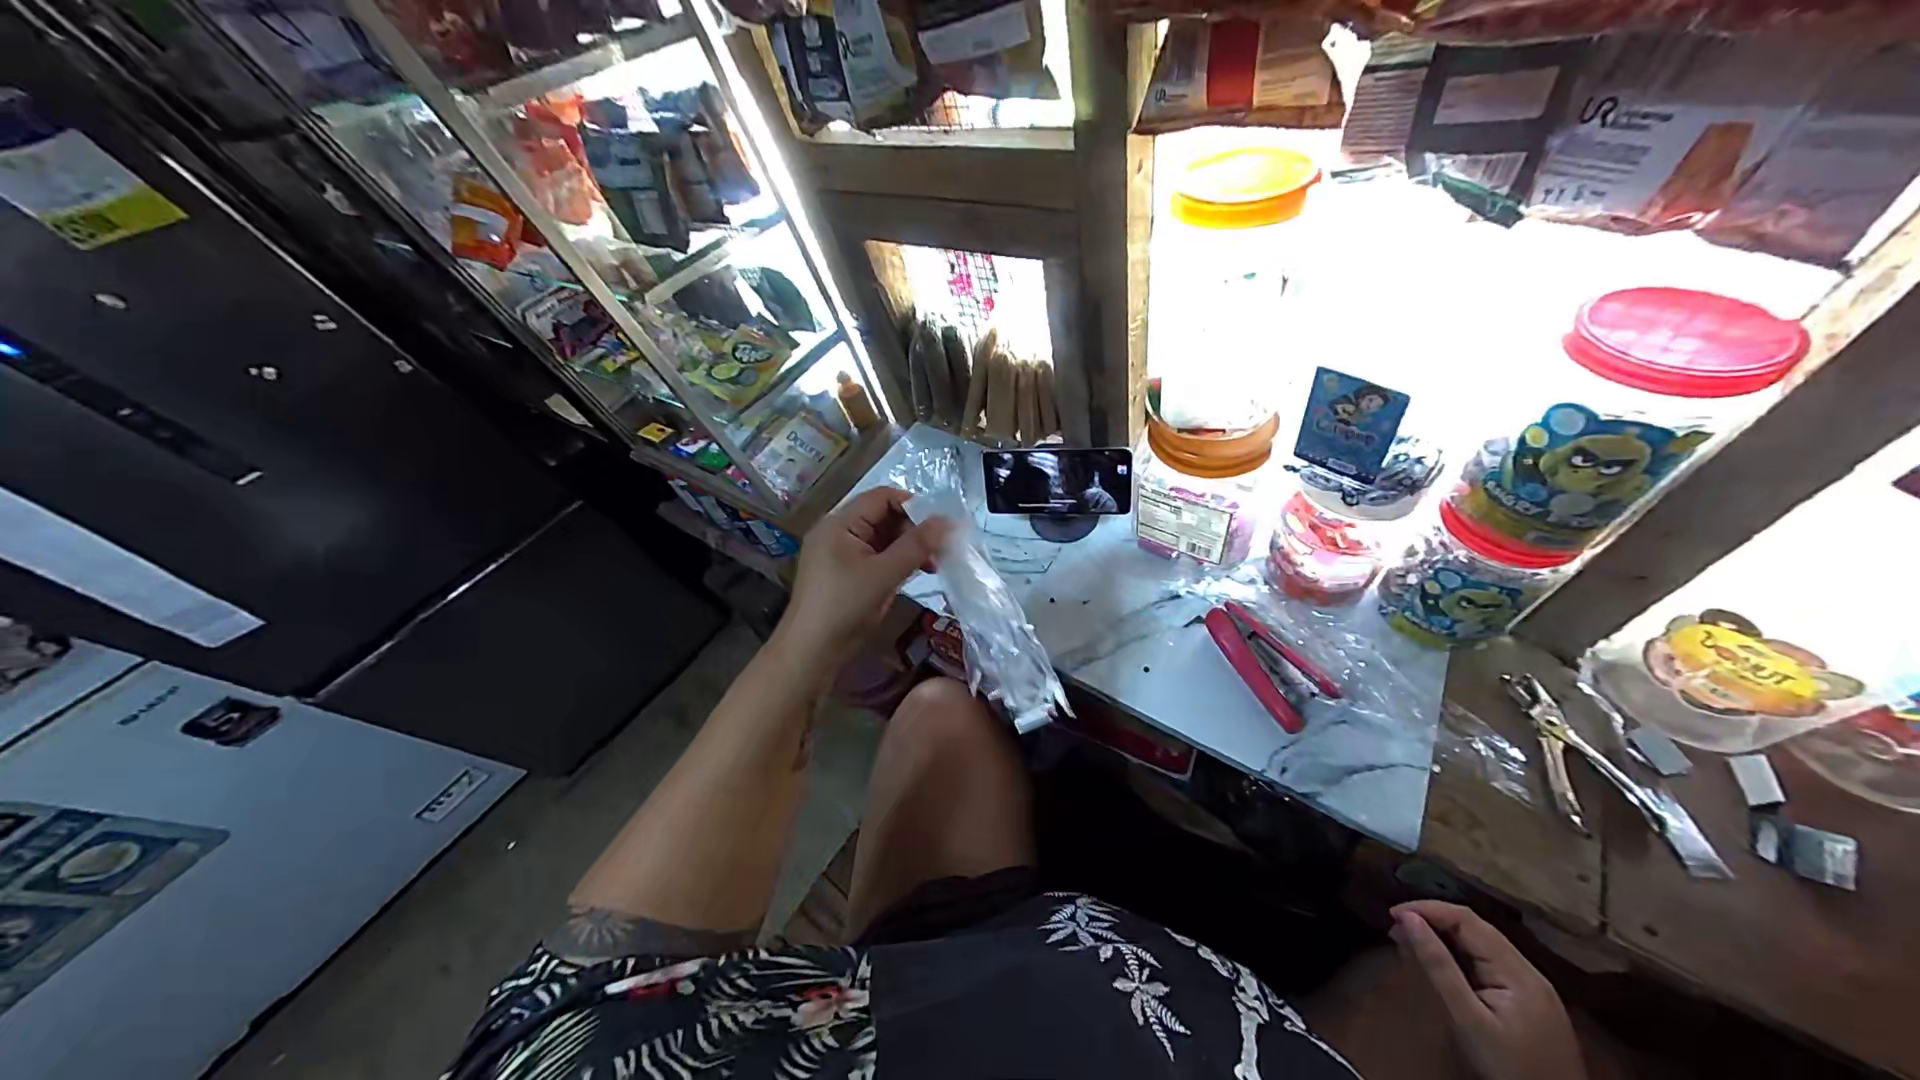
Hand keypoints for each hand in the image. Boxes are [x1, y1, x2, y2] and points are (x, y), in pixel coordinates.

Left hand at [775, 487, 949, 667]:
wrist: (810, 653)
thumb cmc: (845, 608)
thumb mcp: (884, 574)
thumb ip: (917, 545)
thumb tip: (949, 521)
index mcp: (839, 523)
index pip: (881, 497)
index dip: (913, 506)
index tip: (940, 527)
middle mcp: (836, 532)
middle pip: (882, 516)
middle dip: (913, 530)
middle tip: (939, 552)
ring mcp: (838, 554)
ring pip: (881, 538)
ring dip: (907, 548)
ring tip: (932, 566)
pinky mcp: (844, 574)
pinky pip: (875, 557)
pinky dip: (895, 562)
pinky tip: (913, 575)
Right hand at [1390, 901, 1586, 1079]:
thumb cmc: (1509, 1070)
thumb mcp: (1467, 1018)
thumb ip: (1438, 965)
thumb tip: (1408, 918)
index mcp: (1518, 972)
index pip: (1467, 920)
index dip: (1427, 909)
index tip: (1392, 914)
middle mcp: (1529, 971)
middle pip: (1476, 928)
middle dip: (1433, 920)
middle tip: (1395, 927)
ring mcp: (1533, 987)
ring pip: (1482, 943)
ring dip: (1444, 935)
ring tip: (1409, 940)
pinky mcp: (1529, 1001)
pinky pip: (1489, 963)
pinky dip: (1459, 953)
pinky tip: (1441, 961)